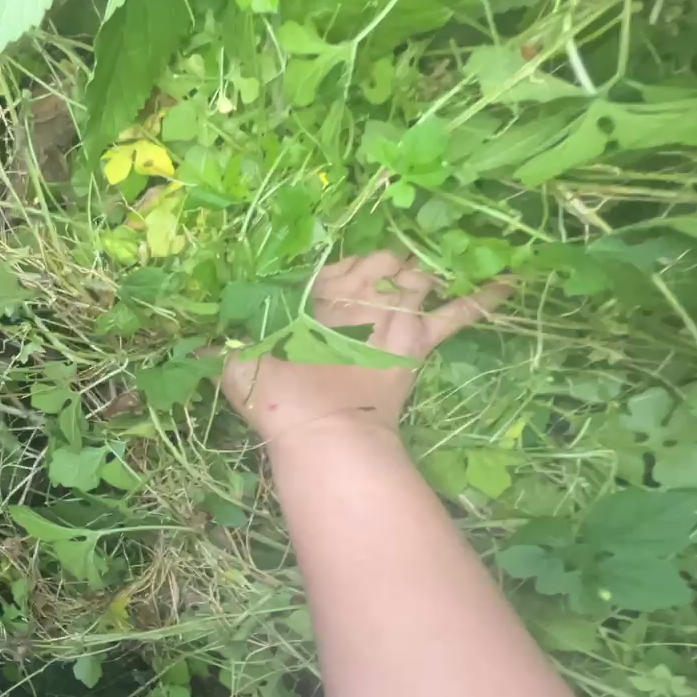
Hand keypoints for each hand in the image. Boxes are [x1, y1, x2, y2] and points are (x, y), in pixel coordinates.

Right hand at [220, 251, 508, 445]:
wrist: (325, 432)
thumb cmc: (279, 398)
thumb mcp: (237, 370)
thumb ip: (218, 352)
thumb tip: (186, 348)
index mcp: (319, 299)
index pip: (339, 266)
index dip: (336, 273)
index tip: (323, 289)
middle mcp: (363, 300)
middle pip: (382, 265)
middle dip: (377, 269)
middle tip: (363, 288)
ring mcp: (398, 320)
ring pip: (417, 279)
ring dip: (415, 277)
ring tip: (411, 281)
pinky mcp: (421, 345)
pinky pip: (458, 314)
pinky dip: (485, 297)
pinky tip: (510, 280)